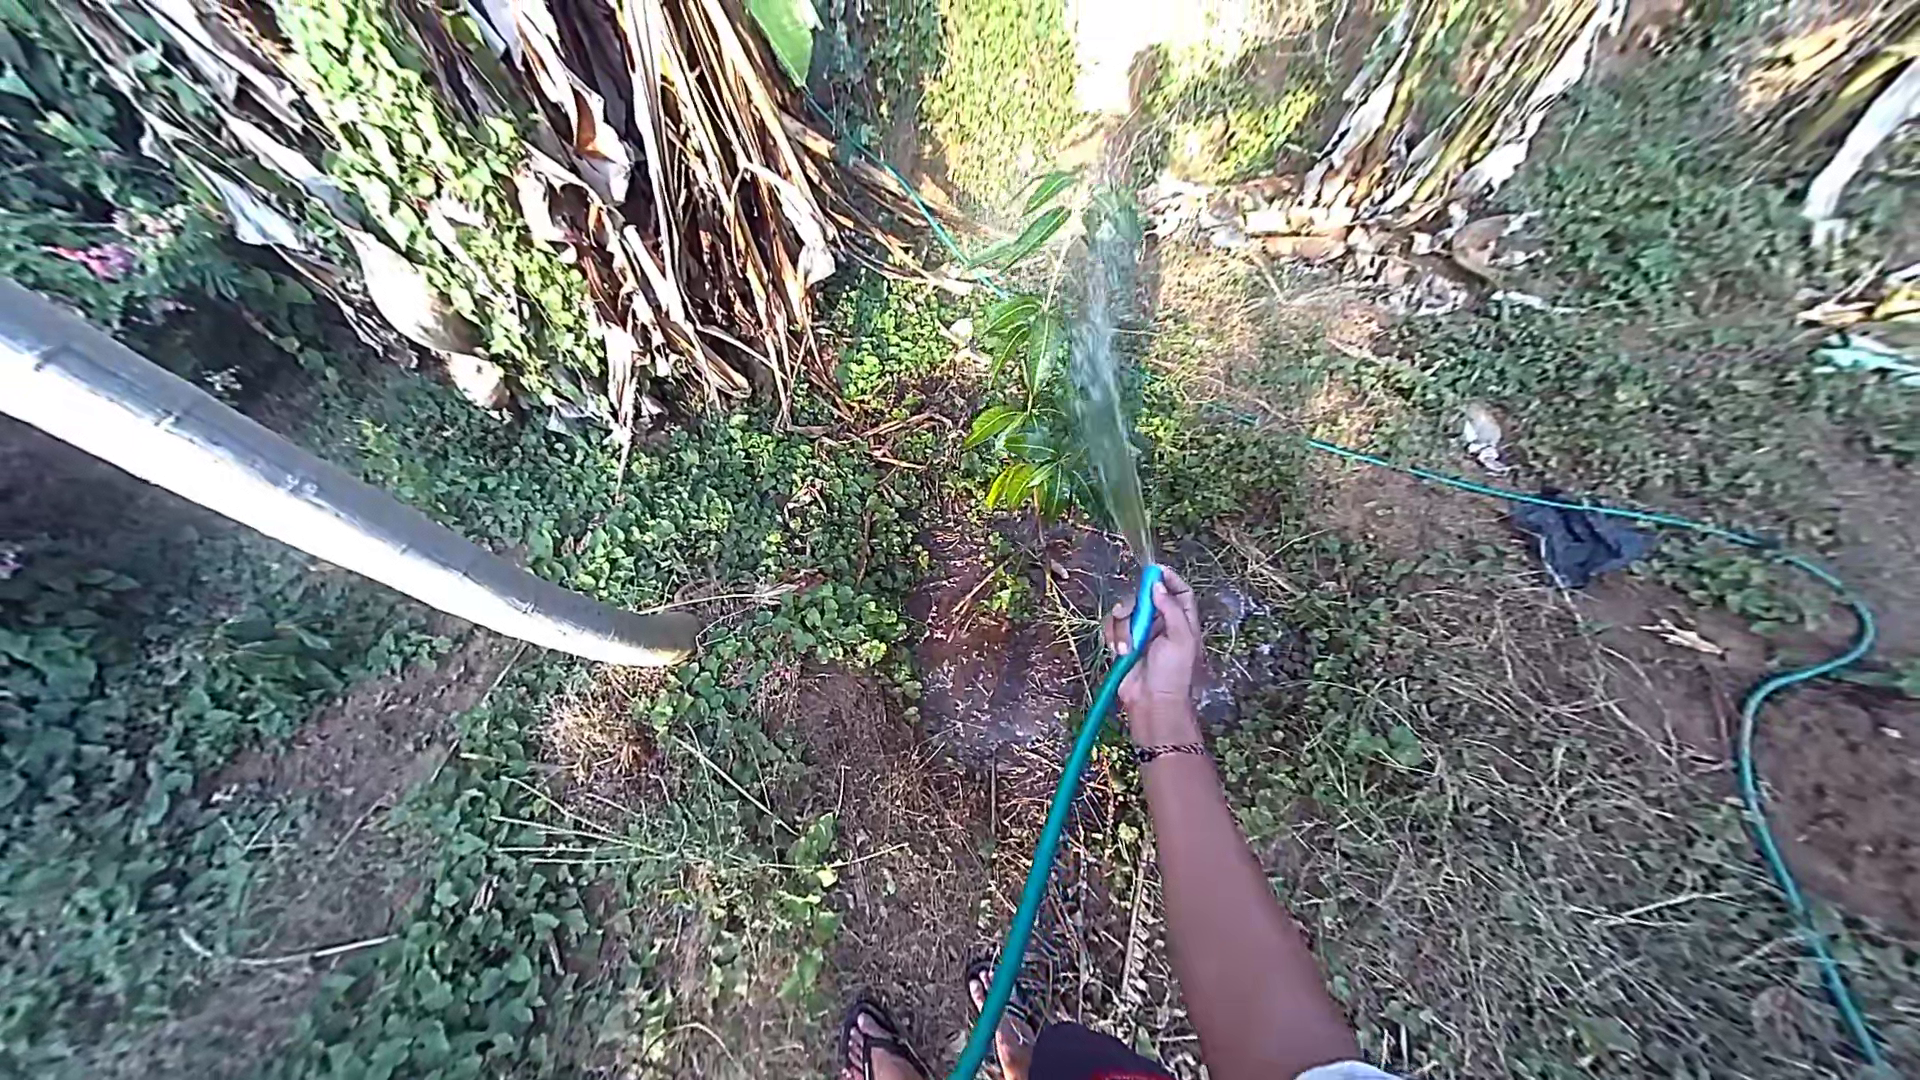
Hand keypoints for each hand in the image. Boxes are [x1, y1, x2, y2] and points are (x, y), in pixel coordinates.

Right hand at [1103, 566, 1203, 745]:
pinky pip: (1112, 627)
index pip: (1179, 592)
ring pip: (1125, 612)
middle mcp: (1161, 624)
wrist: (1152, 702)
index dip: (1169, 579)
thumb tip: (1157, 585)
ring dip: (1122, 628)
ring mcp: (1140, 634)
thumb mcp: (1180, 638)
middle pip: (1145, 598)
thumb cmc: (1173, 673)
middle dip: (1135, 605)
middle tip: (1131, 613)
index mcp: (1182, 622)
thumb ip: (1170, 608)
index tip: (1155, 571)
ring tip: (1126, 647)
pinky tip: (1118, 651)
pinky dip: (1113, 637)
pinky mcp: (1122, 643)